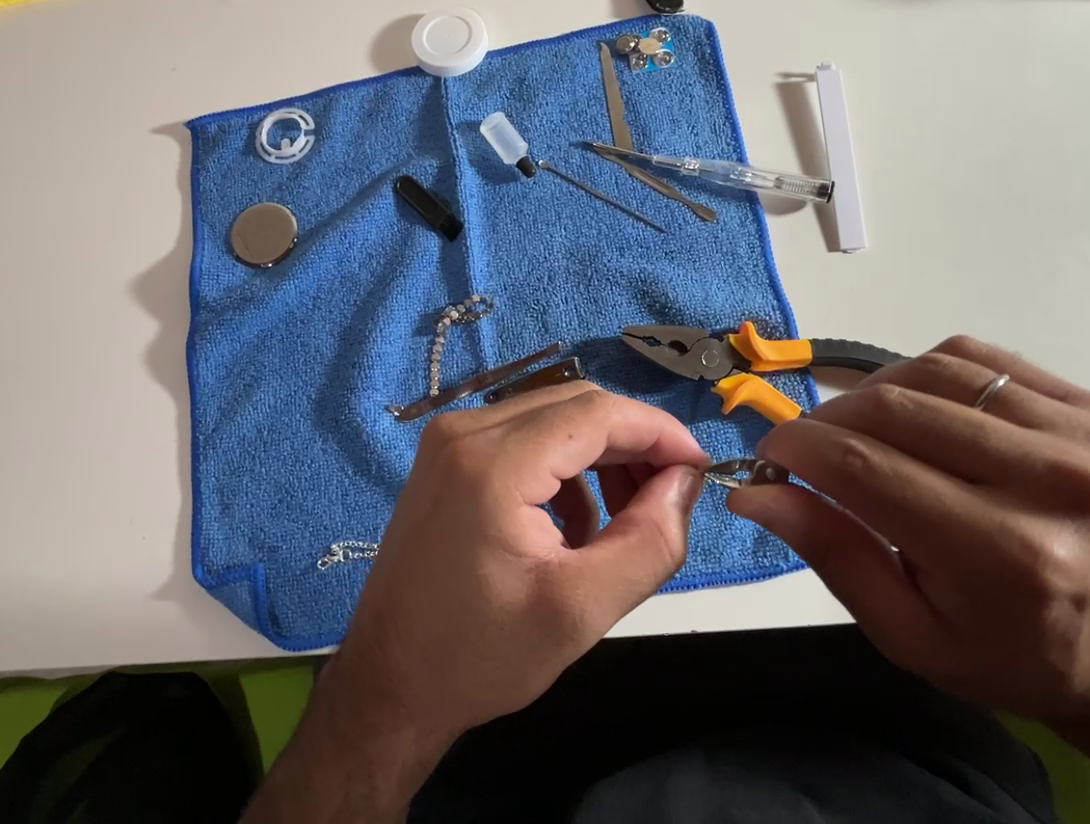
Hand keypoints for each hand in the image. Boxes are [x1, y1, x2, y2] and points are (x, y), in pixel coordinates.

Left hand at [326, 383, 708, 748]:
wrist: (390, 682)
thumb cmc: (480, 654)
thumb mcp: (581, 609)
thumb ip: (649, 540)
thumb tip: (683, 482)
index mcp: (493, 461)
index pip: (598, 413)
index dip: (659, 432)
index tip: (698, 469)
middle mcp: (465, 431)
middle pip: (576, 407)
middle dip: (632, 444)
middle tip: (667, 499)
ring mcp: (448, 441)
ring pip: (552, 419)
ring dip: (599, 458)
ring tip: (623, 522)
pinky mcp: (445, 459)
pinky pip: (523, 439)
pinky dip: (562, 470)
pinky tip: (572, 528)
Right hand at [728, 336, 1089, 782]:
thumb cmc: (1010, 655)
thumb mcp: (907, 633)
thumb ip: (830, 552)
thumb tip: (752, 493)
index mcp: (1004, 555)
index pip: (863, 467)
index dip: (796, 450)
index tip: (768, 458)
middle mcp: (1052, 483)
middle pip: (892, 409)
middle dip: (824, 421)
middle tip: (805, 449)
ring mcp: (1083, 437)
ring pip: (930, 371)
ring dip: (870, 393)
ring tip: (856, 428)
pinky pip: (978, 360)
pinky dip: (924, 373)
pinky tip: (914, 409)